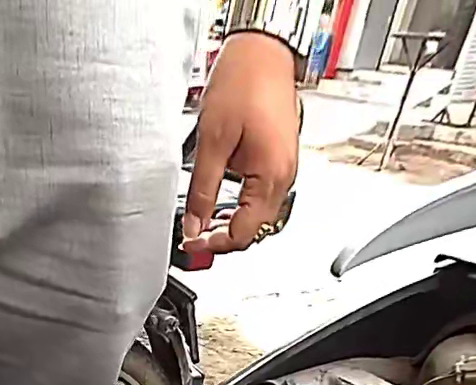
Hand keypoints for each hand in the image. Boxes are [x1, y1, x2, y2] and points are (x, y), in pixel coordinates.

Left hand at [184, 32, 300, 255]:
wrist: (263, 49)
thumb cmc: (244, 81)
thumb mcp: (212, 143)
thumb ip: (201, 192)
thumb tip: (194, 226)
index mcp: (271, 176)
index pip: (242, 233)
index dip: (214, 244)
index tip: (191, 242)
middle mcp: (284, 176)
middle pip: (252, 230)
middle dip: (221, 238)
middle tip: (194, 235)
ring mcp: (284, 169)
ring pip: (257, 217)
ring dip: (229, 224)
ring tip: (203, 221)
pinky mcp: (278, 161)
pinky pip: (259, 198)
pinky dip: (238, 208)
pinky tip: (219, 204)